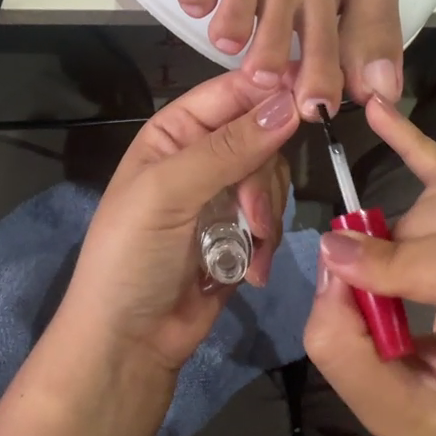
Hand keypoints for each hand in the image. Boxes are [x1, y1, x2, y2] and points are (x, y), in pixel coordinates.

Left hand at [55, 71, 301, 370]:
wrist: (129, 344)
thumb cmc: (131, 254)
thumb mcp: (169, 193)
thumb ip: (228, 148)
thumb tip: (287, 103)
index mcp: (176, 129)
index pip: (233, 91)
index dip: (270, 92)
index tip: (307, 102)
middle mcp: (203, 152)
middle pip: (263, 135)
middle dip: (262, 176)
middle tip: (252, 214)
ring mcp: (224, 193)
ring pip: (274, 177)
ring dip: (266, 213)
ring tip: (247, 246)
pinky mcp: (242, 232)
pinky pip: (276, 217)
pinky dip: (269, 243)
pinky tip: (250, 270)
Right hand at [305, 98, 435, 435]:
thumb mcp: (392, 415)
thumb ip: (345, 349)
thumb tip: (333, 259)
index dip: (396, 255)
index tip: (339, 263)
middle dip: (402, 234)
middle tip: (370, 271)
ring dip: (416, 205)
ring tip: (394, 247)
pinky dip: (421, 142)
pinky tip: (380, 114)